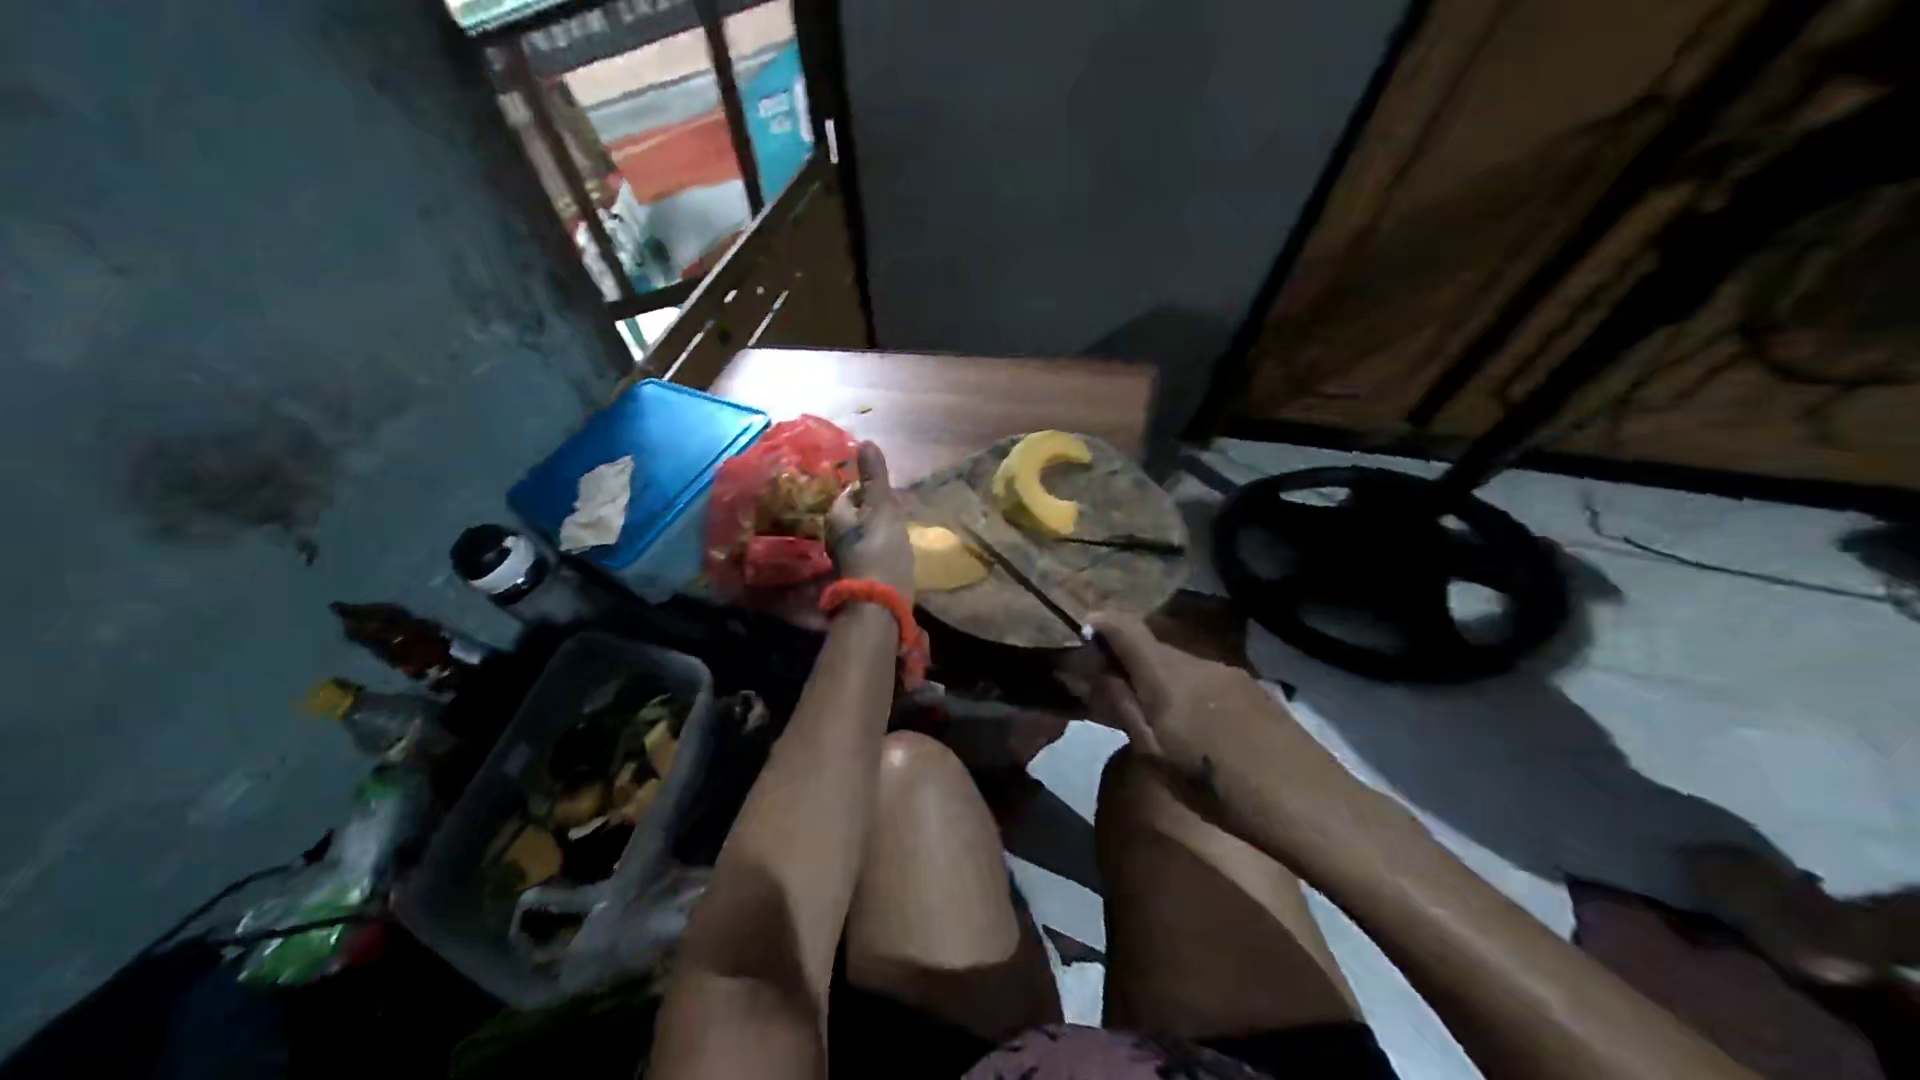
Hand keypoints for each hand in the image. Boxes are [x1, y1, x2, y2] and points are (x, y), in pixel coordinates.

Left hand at [828, 442, 914, 601]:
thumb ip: (875, 477)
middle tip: (899, 511)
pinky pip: (870, 549)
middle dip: (876, 509)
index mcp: (836, 515)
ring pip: (864, 531)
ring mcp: (846, 556)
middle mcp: (834, 534)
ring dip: (880, 528)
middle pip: (858, 512)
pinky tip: (896, 551)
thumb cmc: (881, 549)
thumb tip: (865, 441)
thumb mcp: (881, 508)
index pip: (853, 490)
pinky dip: (882, 546)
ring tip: (900, 530)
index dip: (872, 488)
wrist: (881, 602)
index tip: (892, 493)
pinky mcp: (860, 572)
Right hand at [1065, 614, 1363, 815]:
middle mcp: (1197, 662)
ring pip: (1180, 662)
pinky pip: (1206, 677)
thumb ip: (1122, 706)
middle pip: (1152, 646)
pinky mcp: (1254, 687)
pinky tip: (1199, 725)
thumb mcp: (1154, 756)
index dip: (1102, 624)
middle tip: (1115, 690)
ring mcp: (1230, 672)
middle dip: (1128, 659)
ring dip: (1160, 677)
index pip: (1125, 628)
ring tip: (1158, 715)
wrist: (1307, 803)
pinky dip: (1188, 688)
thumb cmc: (1217, 788)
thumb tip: (1095, 668)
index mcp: (1167, 676)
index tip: (1085, 635)